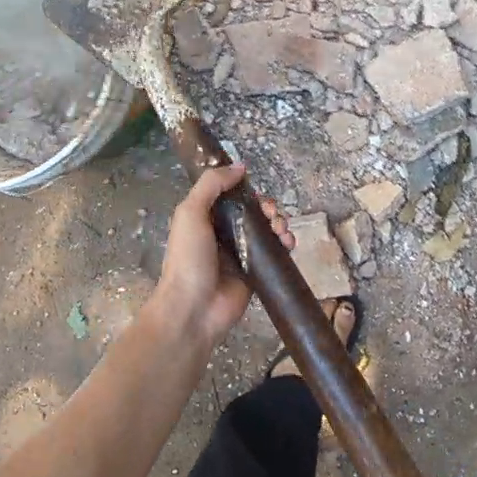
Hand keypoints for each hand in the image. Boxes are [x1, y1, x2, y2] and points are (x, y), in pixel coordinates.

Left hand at [154, 163, 293, 348]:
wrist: (193, 310)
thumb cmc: (188, 258)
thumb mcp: (191, 213)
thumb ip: (212, 185)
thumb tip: (240, 166)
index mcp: (206, 218)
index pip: (231, 195)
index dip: (245, 188)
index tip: (255, 189)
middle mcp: (224, 233)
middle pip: (253, 211)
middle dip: (267, 207)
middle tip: (271, 213)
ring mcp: (242, 253)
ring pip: (267, 229)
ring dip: (279, 222)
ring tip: (281, 229)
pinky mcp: (257, 272)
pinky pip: (275, 252)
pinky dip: (285, 243)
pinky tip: (288, 243)